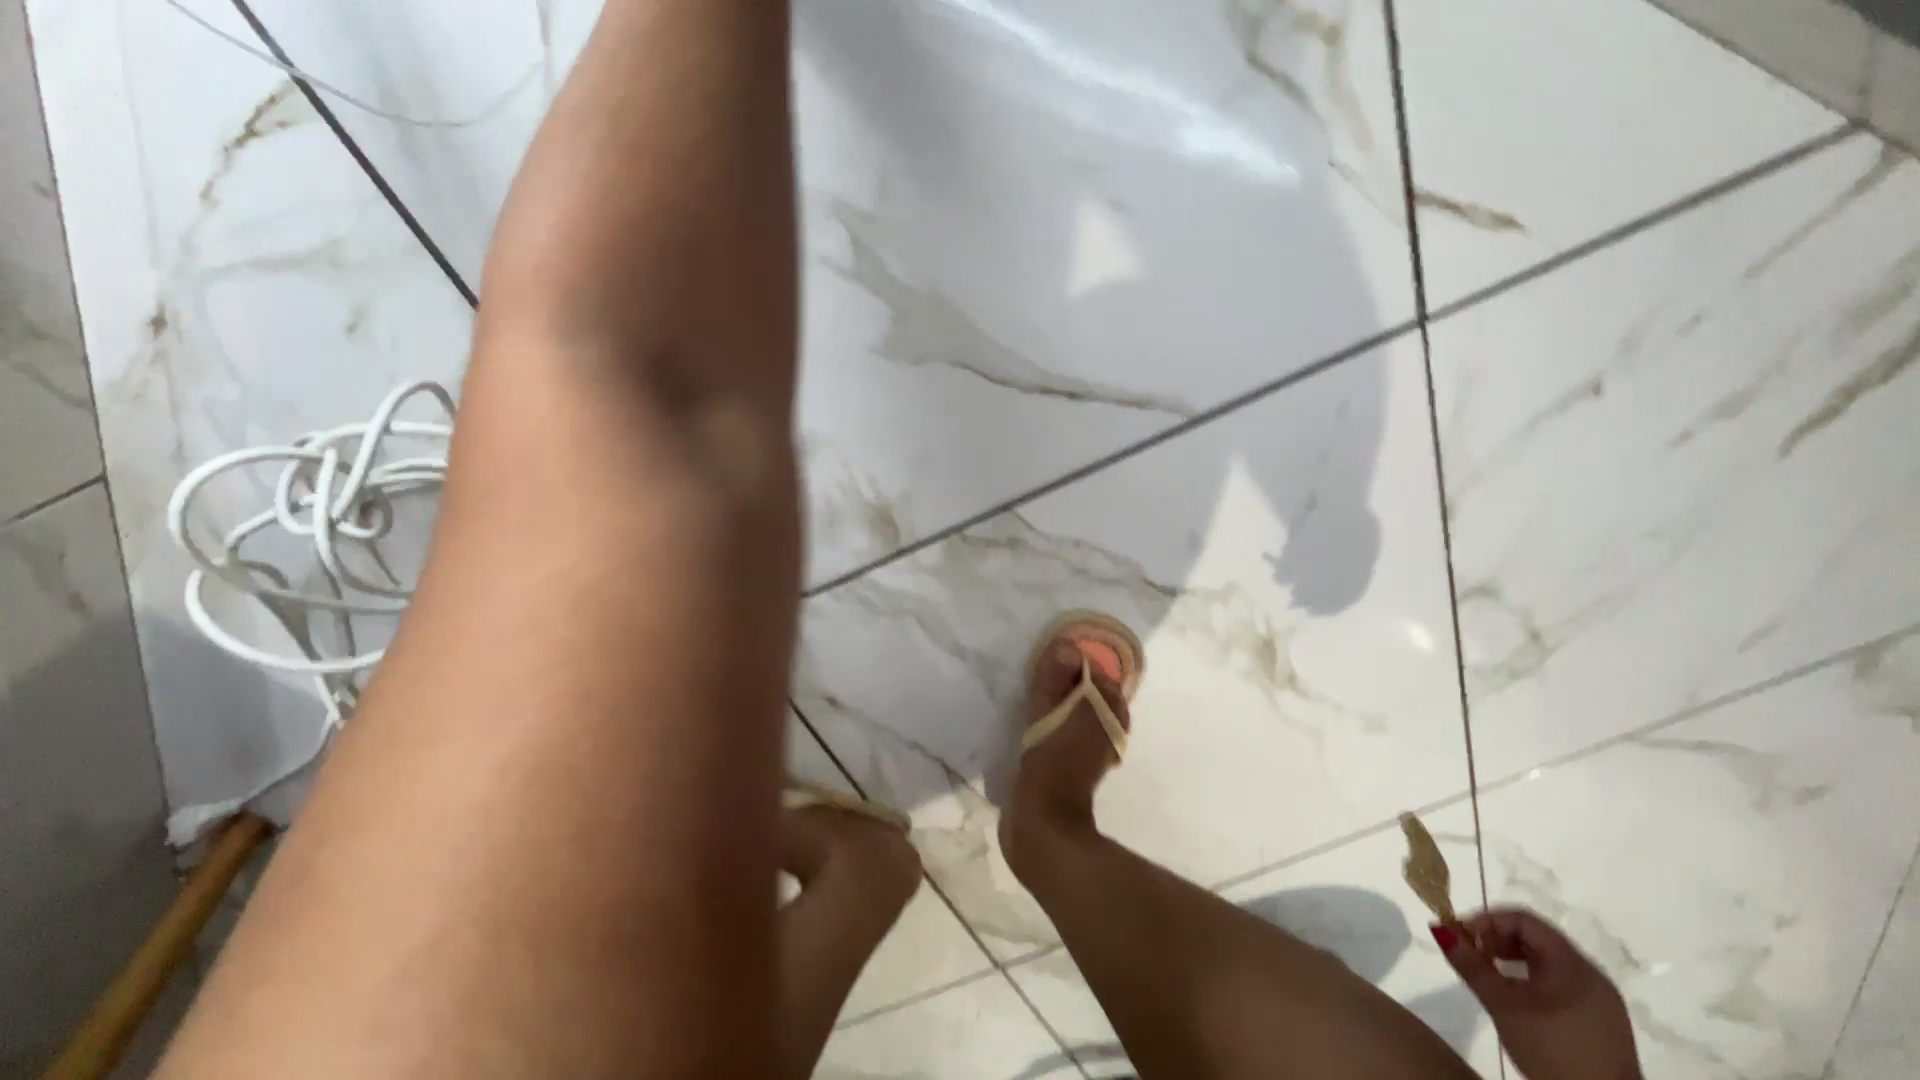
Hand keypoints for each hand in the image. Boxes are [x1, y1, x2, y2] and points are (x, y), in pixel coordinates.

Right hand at [1434, 908, 1642, 1079]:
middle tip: (1472, 957)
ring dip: (1513, 960)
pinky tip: (1518, 1002)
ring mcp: (1600, 998)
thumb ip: (1471, 966)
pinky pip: (1561, 984)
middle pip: (1537, 938)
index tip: (1462, 937)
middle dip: (1498, 940)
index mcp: (1572, 963)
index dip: (1488, 920)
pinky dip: (1533, 980)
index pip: (1524, 920)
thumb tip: (1439, 928)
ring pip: (1549, 962)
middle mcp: (1590, 973)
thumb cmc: (1551, 1051)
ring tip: (1490, 978)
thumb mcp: (1503, 1006)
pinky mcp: (1601, 1020)